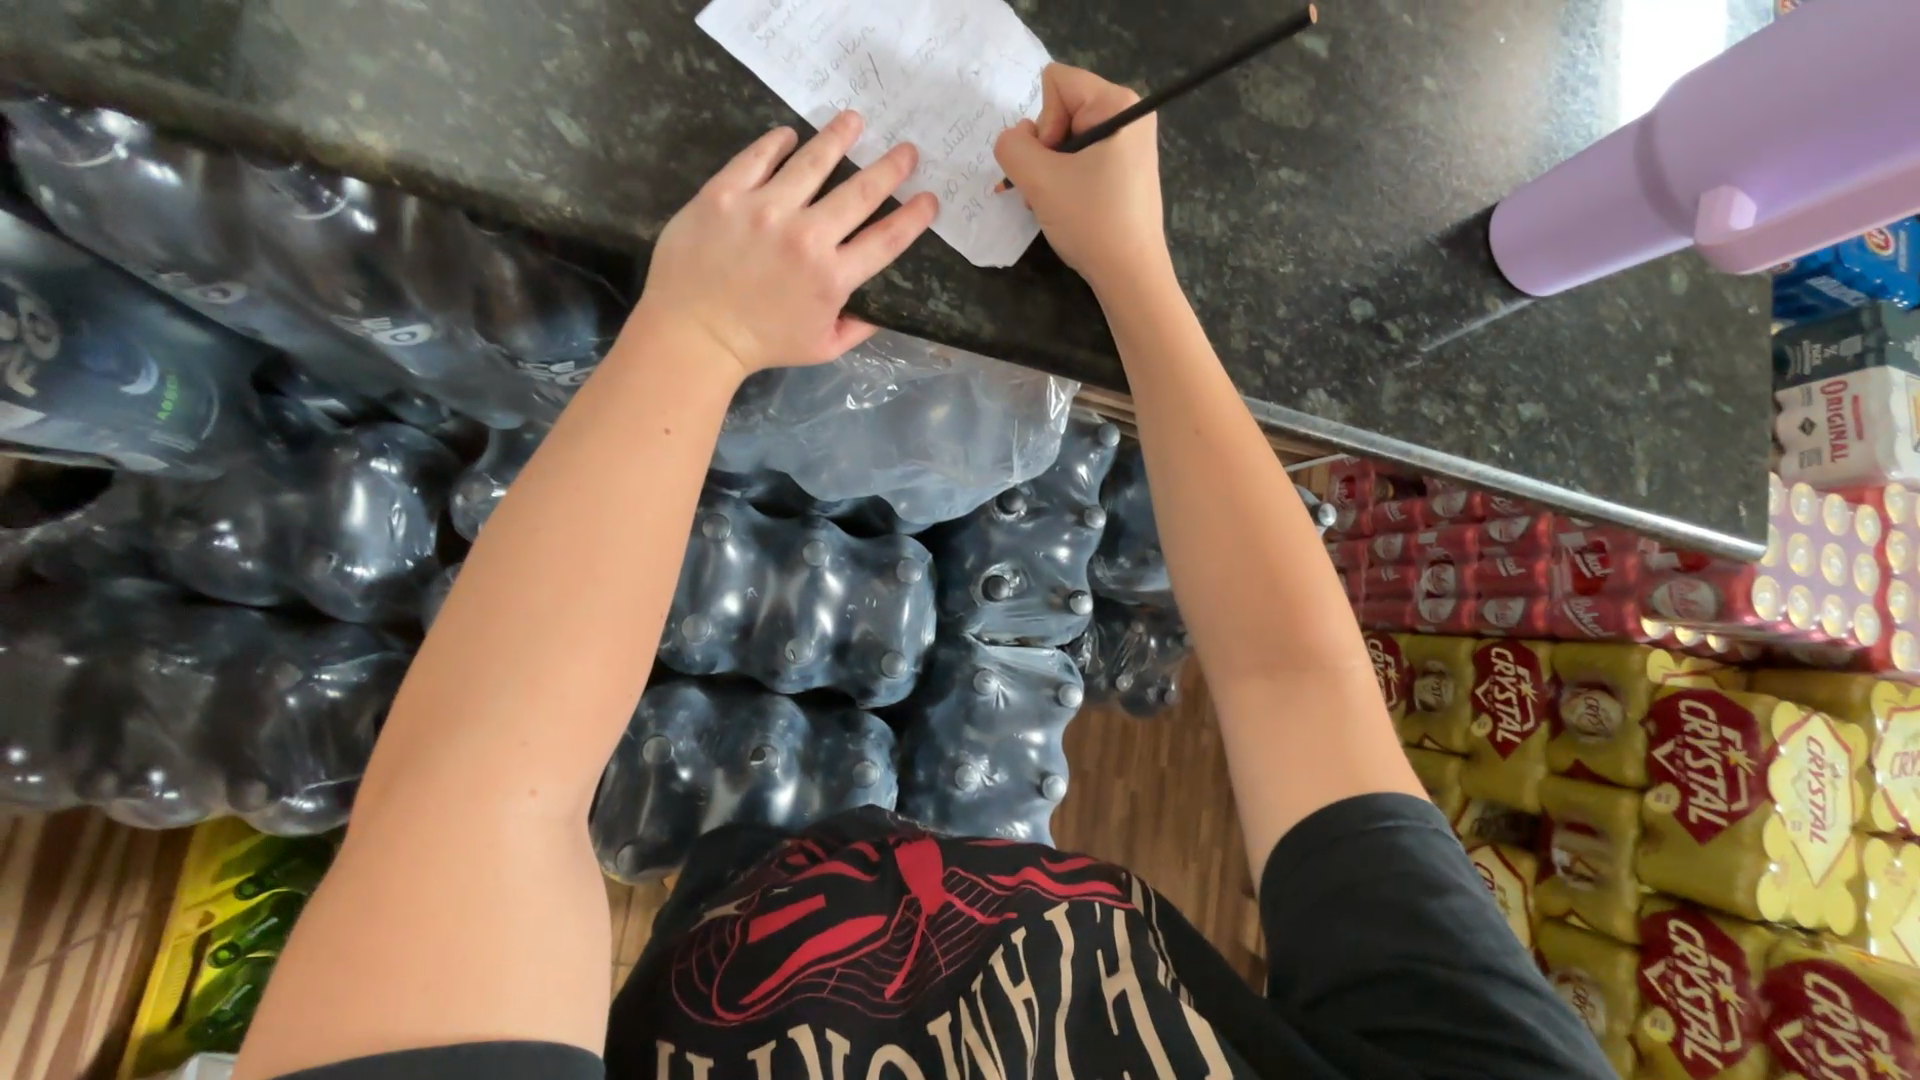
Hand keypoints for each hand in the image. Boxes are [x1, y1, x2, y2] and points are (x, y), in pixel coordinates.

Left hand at [633, 111, 939, 376]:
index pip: (886, 239)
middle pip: (860, 192)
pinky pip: (758, 157)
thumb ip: (858, 327)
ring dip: (839, 138)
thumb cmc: (762, 345)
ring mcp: (764, 210)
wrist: (694, 333)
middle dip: (890, 168)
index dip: (914, 216)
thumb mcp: (822, 348)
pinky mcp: (726, 193)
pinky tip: (789, 136)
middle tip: (907, 151)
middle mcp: (806, 237)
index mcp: (833, 277)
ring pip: (812, 161)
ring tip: (854, 121)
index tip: (929, 198)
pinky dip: (778, 142)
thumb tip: (882, 309)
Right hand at [995, 65, 1168, 292]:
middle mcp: (1128, 116)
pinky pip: (1079, 162)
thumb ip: (1012, 147)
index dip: (1042, 123)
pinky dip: (1064, 184)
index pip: (1056, 82)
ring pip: (1065, 142)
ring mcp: (1127, 147)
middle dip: (1044, 151)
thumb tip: (1015, 141)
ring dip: (1049, 173)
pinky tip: (1066, 210)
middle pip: (1060, 111)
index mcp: (1118, 103)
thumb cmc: (1092, 222)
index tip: (1055, 162)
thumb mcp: (1040, 180)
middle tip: (1049, 189)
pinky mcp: (1123, 174)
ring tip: (1055, 204)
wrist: (1130, 276)